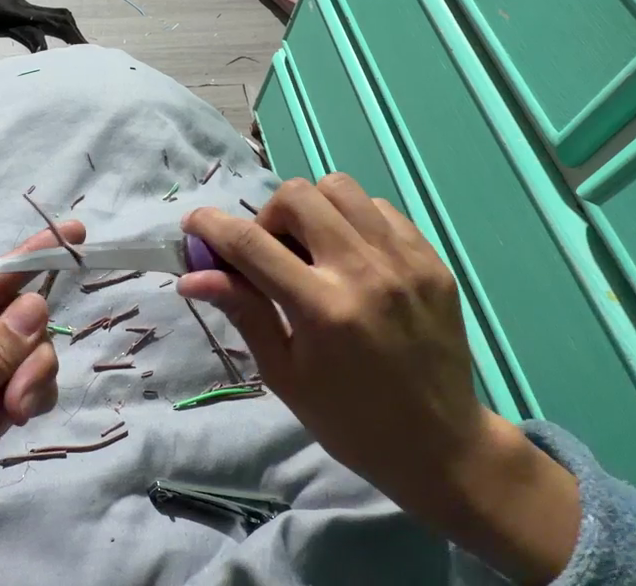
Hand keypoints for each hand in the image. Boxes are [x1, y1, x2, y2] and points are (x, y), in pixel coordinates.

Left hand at [0, 223, 83, 585]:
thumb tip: (36, 301)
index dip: (27, 259)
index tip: (74, 235)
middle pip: (11, 317)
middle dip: (27, 346)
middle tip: (18, 392)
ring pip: (24, 353)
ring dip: (31, 378)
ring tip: (13, 415)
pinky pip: (26, 386)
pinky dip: (33, 397)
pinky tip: (19, 421)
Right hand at [179, 177, 579, 584]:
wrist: (443, 446)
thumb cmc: (349, 420)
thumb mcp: (284, 374)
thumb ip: (242, 311)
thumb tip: (192, 275)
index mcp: (322, 309)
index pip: (250, 242)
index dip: (211, 226)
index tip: (193, 224)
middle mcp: (364, 273)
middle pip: (297, 196)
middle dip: (268, 216)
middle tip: (271, 253)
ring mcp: (404, 261)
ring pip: (340, 188)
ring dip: (312, 209)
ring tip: (313, 248)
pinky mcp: (432, 260)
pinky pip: (379, 208)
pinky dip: (353, 220)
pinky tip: (351, 256)